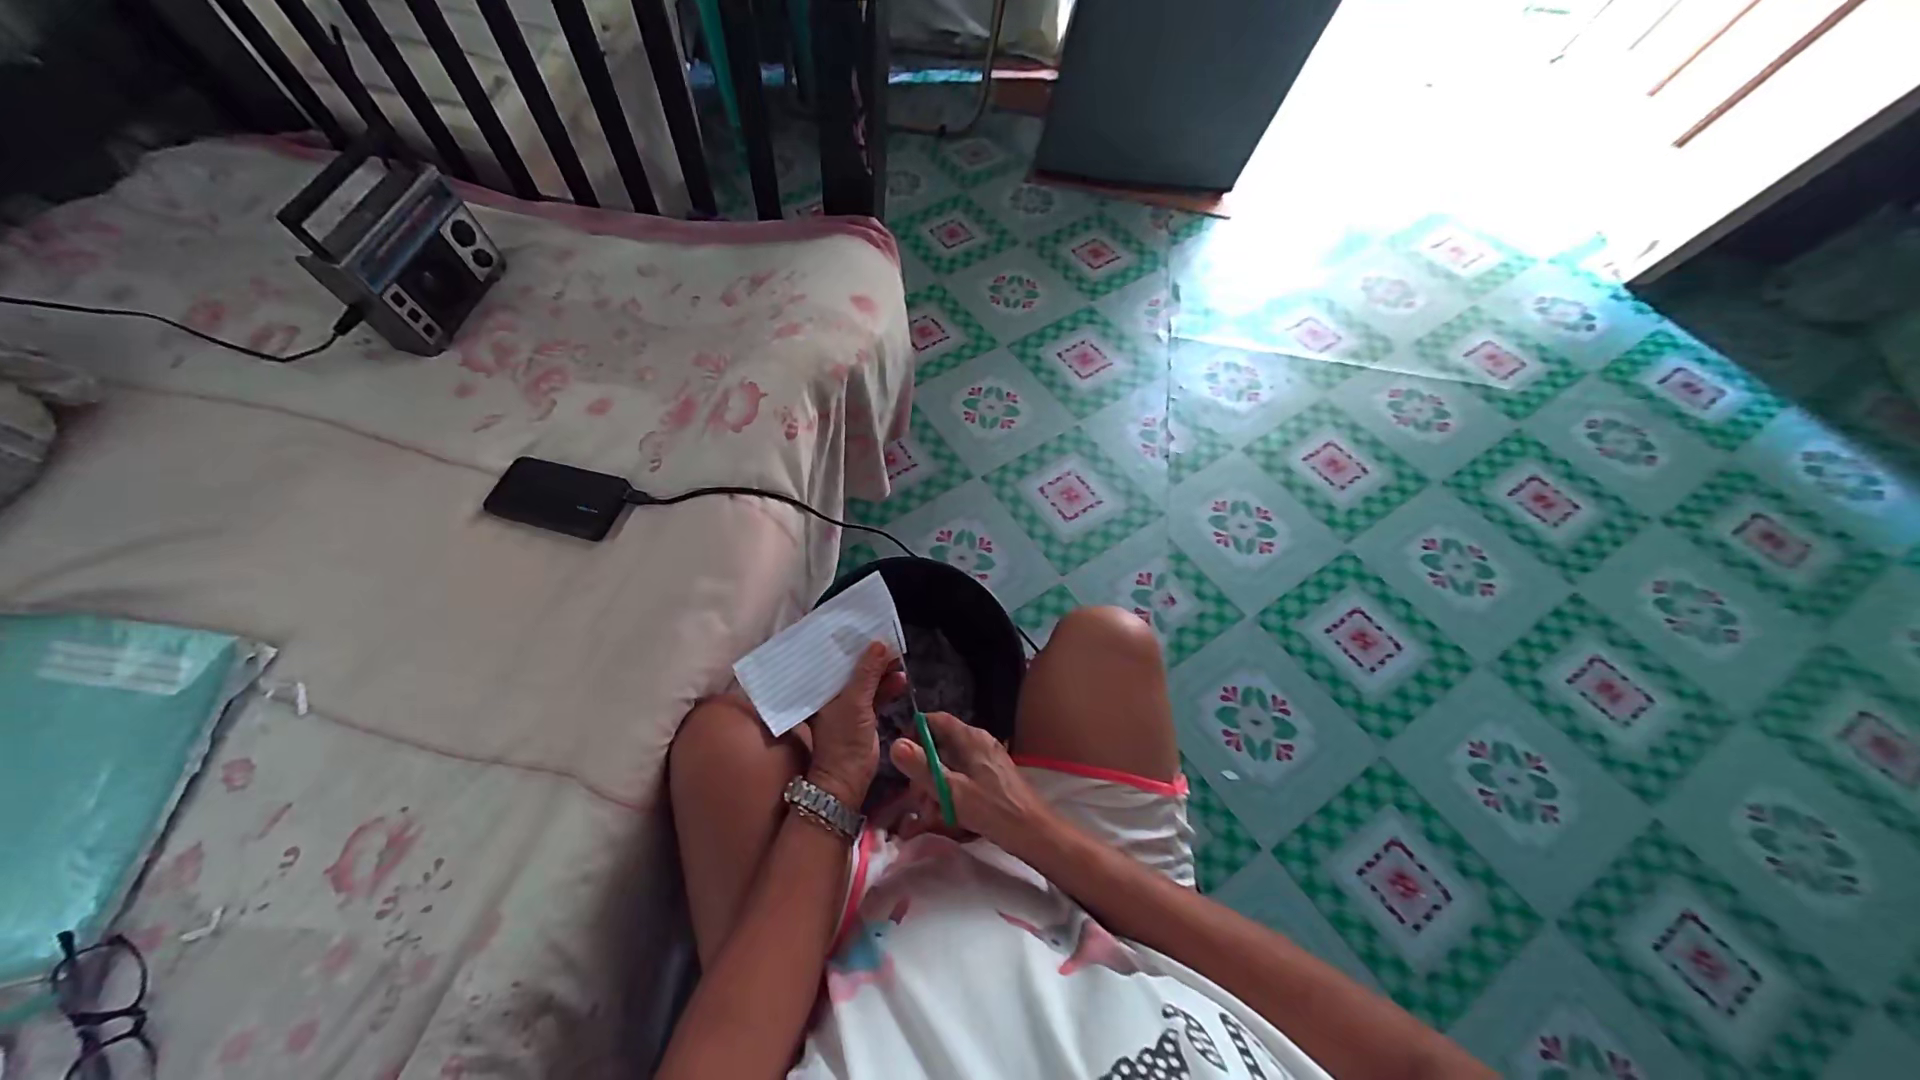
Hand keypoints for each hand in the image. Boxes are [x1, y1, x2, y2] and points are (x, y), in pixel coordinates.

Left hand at [803, 642, 906, 806]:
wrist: (847, 778)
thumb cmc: (842, 739)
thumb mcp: (855, 701)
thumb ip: (867, 673)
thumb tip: (879, 643)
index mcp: (819, 688)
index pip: (831, 658)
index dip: (846, 642)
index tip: (862, 625)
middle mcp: (830, 693)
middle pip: (851, 666)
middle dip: (869, 655)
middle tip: (888, 640)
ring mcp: (847, 704)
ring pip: (866, 679)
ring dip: (882, 670)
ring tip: (899, 659)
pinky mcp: (862, 715)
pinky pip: (876, 693)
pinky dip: (887, 686)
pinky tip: (901, 679)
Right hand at [889, 710, 1057, 855]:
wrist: (1034, 833)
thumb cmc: (993, 808)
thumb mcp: (952, 790)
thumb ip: (922, 767)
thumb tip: (896, 744)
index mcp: (971, 738)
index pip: (936, 720)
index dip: (916, 733)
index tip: (903, 757)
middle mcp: (979, 743)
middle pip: (941, 746)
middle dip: (924, 771)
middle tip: (917, 798)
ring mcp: (987, 761)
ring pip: (951, 766)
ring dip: (936, 787)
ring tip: (931, 814)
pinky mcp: (992, 778)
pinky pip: (964, 779)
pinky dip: (952, 794)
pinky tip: (948, 816)